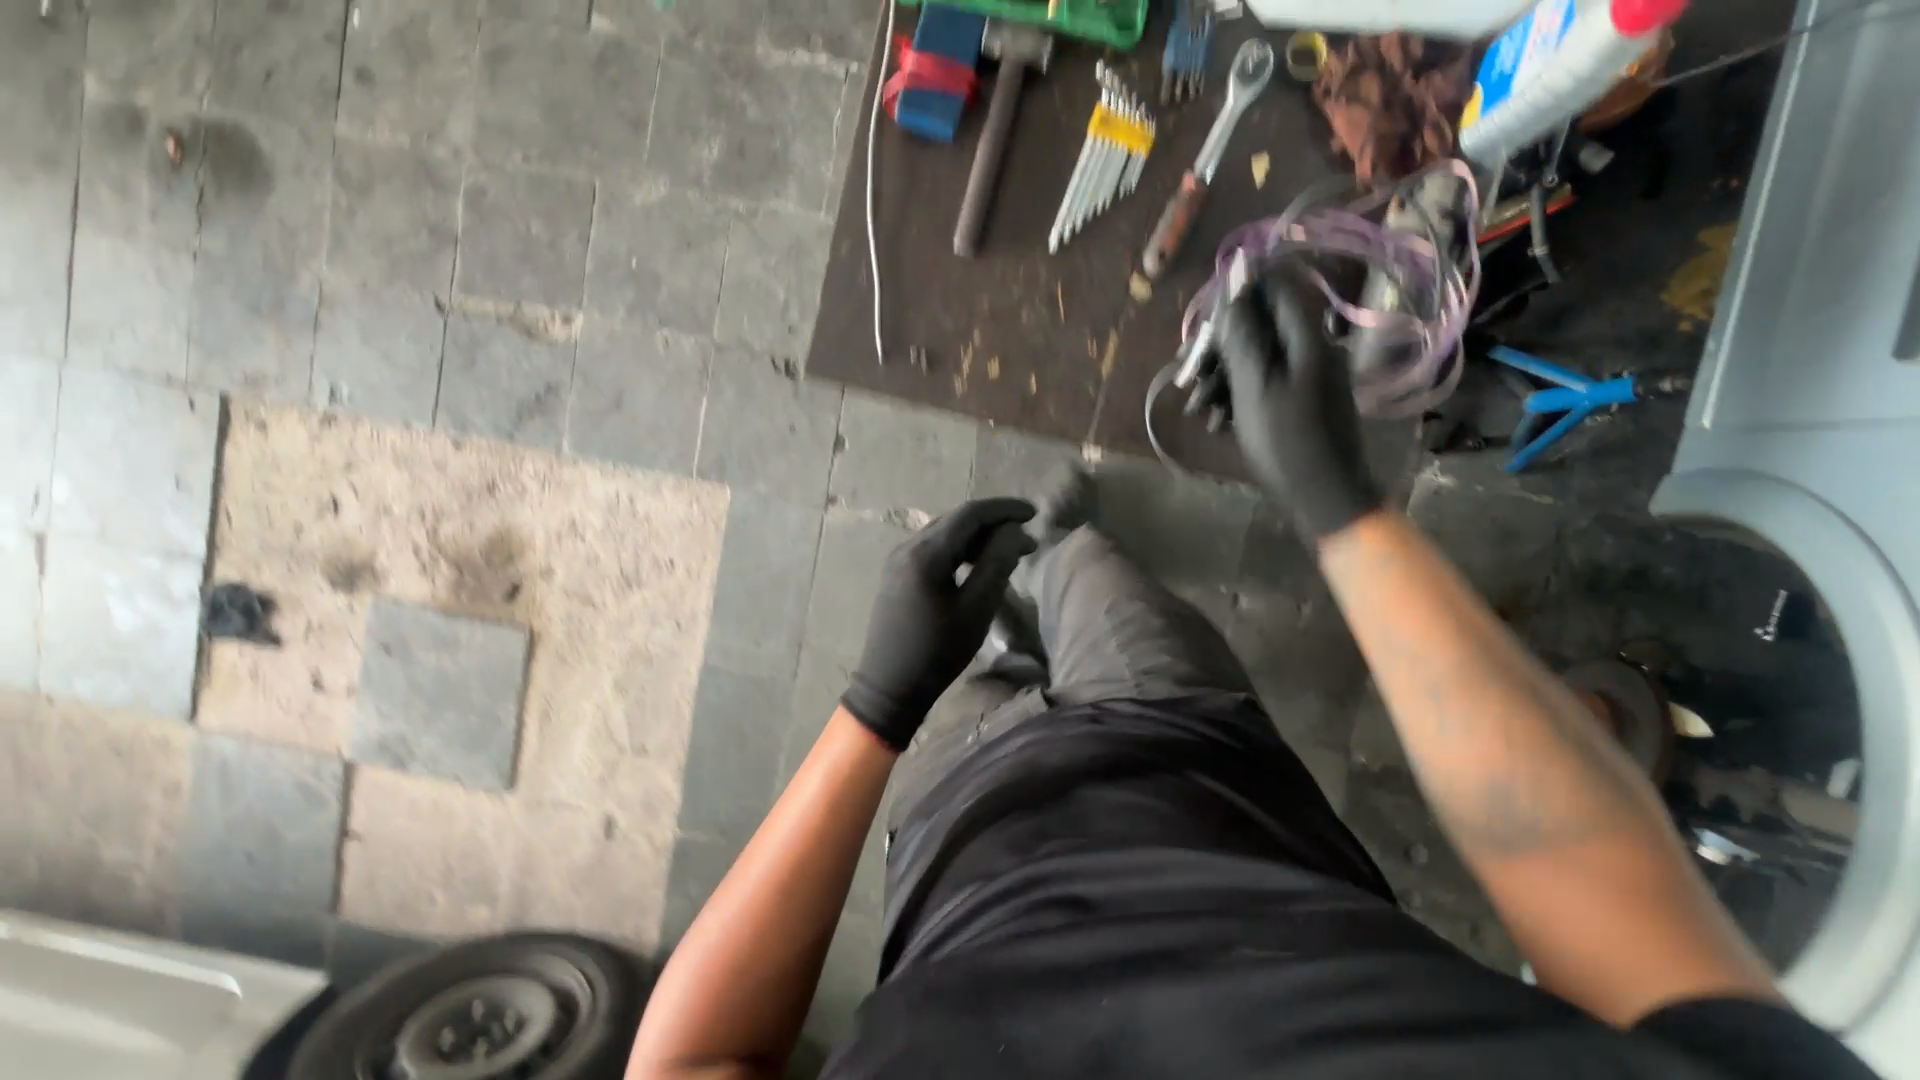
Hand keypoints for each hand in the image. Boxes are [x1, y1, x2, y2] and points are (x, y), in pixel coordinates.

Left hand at [841, 498, 1037, 750]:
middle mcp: (907, 546)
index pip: (970, 513)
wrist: (889, 686)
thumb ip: (997, 563)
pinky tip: (977, 566)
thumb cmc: (937, 651)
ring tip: (1008, 553)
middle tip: (1026, 540)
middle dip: (994, 523)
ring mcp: (898, 559)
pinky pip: (933, 548)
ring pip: (945, 533)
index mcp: (925, 553)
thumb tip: (1014, 531)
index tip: (1034, 514)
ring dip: (978, 537)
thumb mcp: (976, 609)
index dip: (1005, 509)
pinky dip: (960, 549)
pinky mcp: (897, 574)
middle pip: (956, 519)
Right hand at [1216, 265, 1379, 541]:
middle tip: (1189, 377)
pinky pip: (1266, 384)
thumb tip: (1233, 286)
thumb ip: (1244, 334)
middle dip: (1220, 350)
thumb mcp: (1255, 386)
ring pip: (1257, 360)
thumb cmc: (1286, 440)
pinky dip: (1239, 398)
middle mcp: (1312, 349)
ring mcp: (1309, 376)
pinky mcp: (1303, 400)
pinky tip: (1217, 424)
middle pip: (1260, 328)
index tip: (1206, 324)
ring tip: (1198, 411)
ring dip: (1222, 380)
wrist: (1323, 495)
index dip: (1237, 297)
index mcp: (1308, 339)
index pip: (1274, 289)